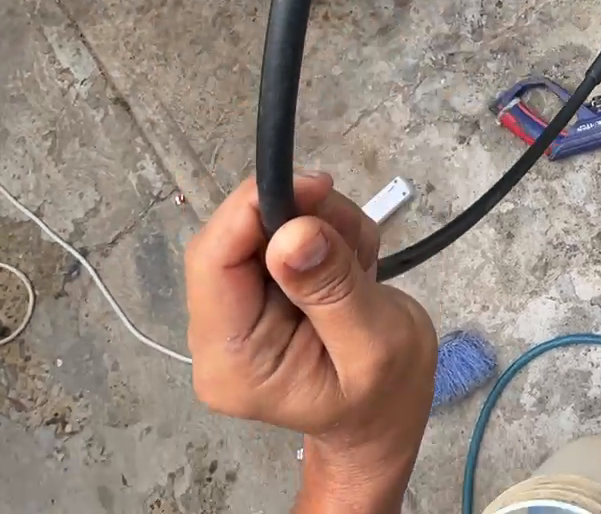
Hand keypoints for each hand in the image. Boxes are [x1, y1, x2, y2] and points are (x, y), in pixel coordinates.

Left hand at [184, 174, 436, 513]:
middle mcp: (221, 331)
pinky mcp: (265, 291)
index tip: (317, 187)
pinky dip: (332, 232)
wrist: (387, 413)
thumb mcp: (374, 344)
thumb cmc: (386, 394)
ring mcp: (241, 310)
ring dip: (327, 225)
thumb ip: (333, 289)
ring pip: (271, 225)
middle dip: (307, 219)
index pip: (213, 261)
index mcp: (232, 358)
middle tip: (357, 240)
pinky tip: (355, 265)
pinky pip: (289, 233)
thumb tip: (293, 231)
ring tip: (363, 264)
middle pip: (240, 236)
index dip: (254, 209)